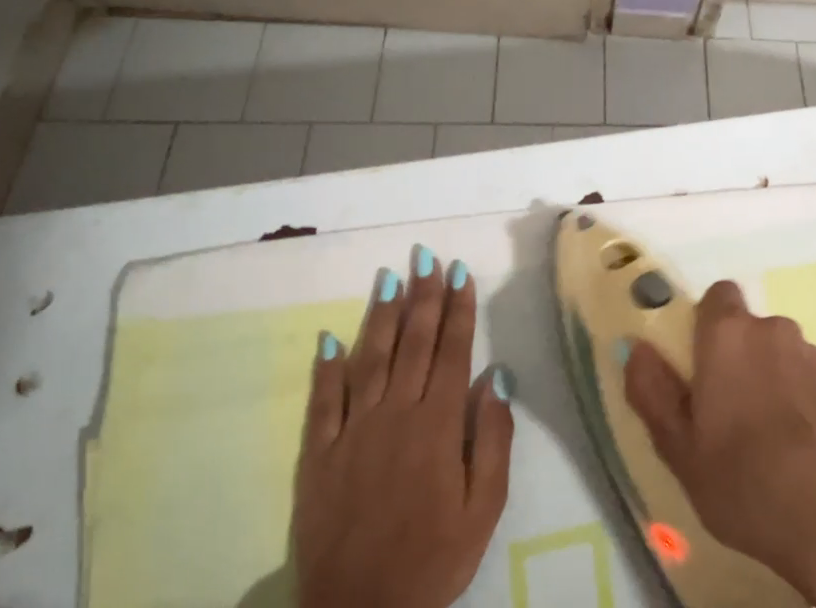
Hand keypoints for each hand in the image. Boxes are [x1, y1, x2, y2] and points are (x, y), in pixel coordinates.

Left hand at [294, 248, 514, 607]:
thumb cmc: (435, 558)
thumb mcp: (485, 506)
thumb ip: (492, 438)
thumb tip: (497, 378)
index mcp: (438, 426)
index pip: (453, 353)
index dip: (458, 309)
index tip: (459, 272)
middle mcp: (395, 416)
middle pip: (413, 345)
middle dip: (422, 297)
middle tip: (425, 256)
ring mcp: (352, 433)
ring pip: (370, 360)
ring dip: (382, 316)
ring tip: (389, 277)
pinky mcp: (318, 456)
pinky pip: (322, 402)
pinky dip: (327, 367)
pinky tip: (332, 336)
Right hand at [623, 281, 815, 607]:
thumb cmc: (742, 481)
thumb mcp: (678, 447)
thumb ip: (652, 390)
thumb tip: (637, 347)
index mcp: (730, 335)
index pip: (716, 296)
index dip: (702, 325)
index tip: (693, 367)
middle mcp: (774, 331)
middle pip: (746, 329)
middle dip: (731, 358)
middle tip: (717, 414)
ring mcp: (812, 358)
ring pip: (775, 354)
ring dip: (763, 378)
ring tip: (756, 439)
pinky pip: (802, 378)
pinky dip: (792, 398)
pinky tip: (788, 447)